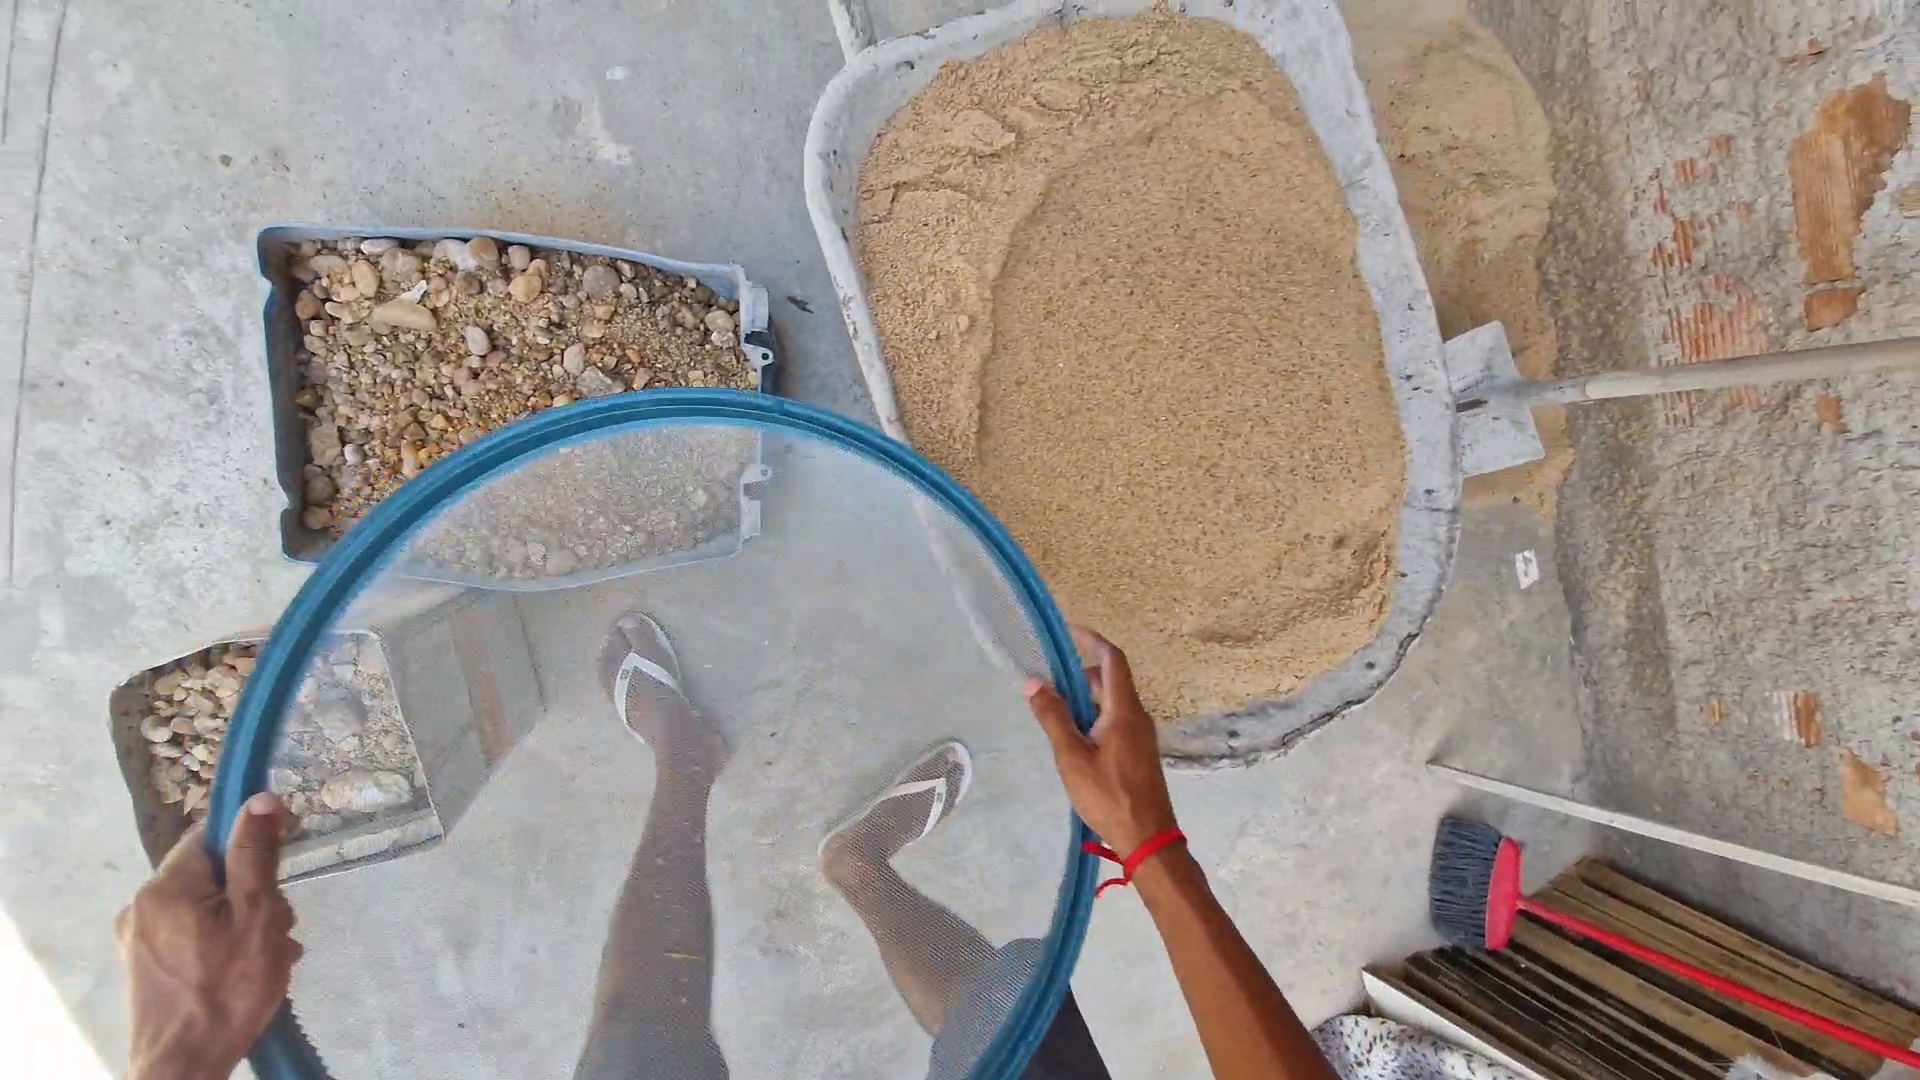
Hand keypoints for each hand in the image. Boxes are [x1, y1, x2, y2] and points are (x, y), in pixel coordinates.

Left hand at [116, 793, 301, 1079]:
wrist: (187, 1063)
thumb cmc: (230, 983)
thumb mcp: (258, 911)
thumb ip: (256, 853)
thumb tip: (260, 798)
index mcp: (165, 889)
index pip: (211, 833)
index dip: (253, 837)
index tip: (286, 856)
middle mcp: (142, 907)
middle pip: (214, 869)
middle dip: (257, 885)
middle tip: (280, 919)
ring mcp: (139, 938)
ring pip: (211, 900)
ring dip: (250, 913)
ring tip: (272, 946)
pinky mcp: (147, 962)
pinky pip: (198, 927)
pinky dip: (230, 934)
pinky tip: (252, 959)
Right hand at [1024, 626, 1178, 854]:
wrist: (1148, 838)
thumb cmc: (1109, 796)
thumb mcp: (1072, 757)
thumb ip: (1053, 717)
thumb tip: (1033, 682)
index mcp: (1124, 710)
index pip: (1112, 659)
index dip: (1092, 639)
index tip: (1069, 631)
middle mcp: (1137, 715)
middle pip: (1111, 679)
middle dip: (1080, 672)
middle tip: (1050, 681)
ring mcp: (1141, 734)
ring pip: (1112, 701)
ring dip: (1086, 697)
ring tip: (1056, 711)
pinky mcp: (1138, 751)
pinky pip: (1115, 718)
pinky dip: (1094, 714)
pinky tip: (1074, 737)